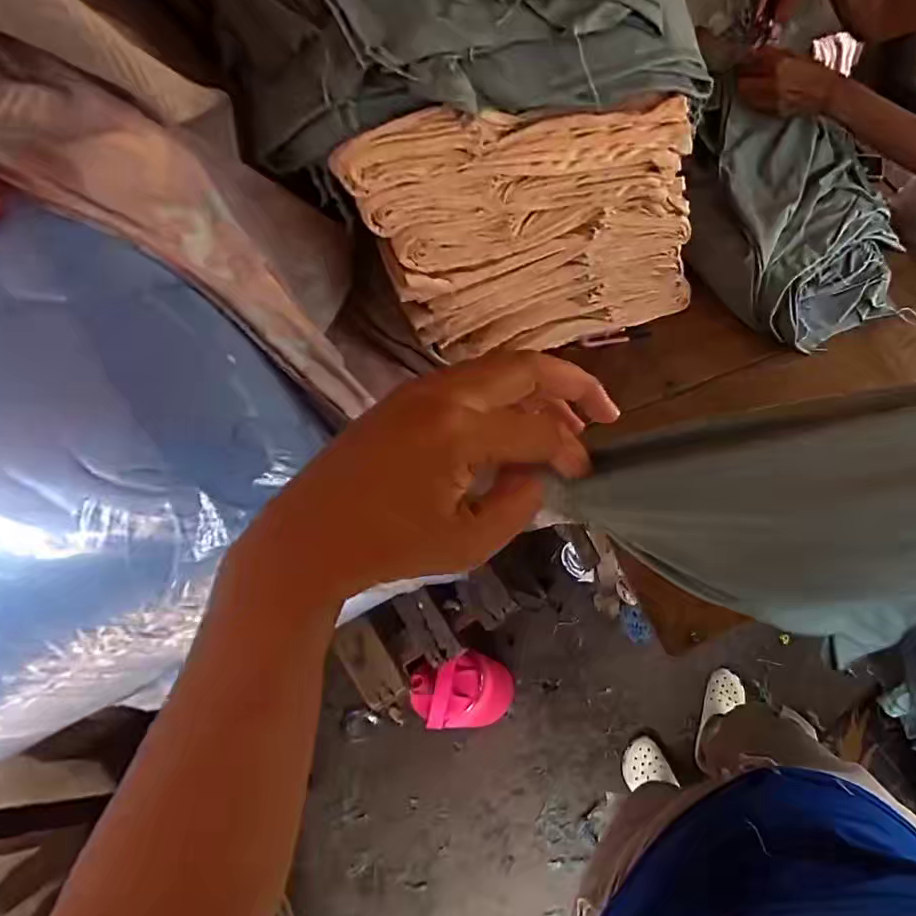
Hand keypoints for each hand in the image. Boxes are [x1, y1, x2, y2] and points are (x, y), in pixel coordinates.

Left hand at [227, 352, 618, 606]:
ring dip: (541, 390)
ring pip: (500, 370)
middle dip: (576, 385)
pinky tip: (519, 425)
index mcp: (460, 430)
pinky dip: (508, 397)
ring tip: (569, 422)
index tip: (586, 475)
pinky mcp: (407, 398)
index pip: (538, 431)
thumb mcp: (470, 543)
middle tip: (607, 411)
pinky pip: (473, 383)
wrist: (309, 538)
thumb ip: (520, 504)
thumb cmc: (389, 548)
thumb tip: (539, 474)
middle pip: (527, 368)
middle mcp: (444, 395)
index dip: (571, 453)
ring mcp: (421, 390)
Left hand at [738, 46, 839, 117]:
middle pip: (742, 81)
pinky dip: (751, 98)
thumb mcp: (794, 55)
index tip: (744, 60)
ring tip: (748, 83)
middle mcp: (772, 82)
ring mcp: (772, 99)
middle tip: (743, 72)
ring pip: (745, 95)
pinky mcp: (774, 111)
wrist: (825, 94)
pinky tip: (756, 93)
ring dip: (744, 88)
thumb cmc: (814, 72)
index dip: (745, 60)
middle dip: (741, 76)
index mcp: (778, 63)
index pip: (750, 61)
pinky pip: (754, 104)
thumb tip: (756, 53)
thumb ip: (774, 54)